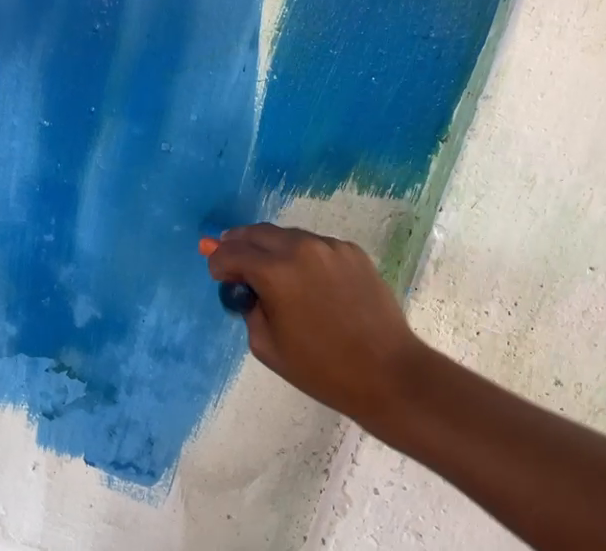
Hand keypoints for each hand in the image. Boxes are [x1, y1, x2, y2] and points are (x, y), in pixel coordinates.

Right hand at [202, 224, 423, 423]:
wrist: (388, 373)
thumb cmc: (322, 368)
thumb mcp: (268, 346)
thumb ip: (248, 309)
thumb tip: (246, 289)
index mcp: (275, 271)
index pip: (231, 252)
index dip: (217, 262)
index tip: (217, 275)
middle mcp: (300, 247)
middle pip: (257, 233)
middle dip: (239, 244)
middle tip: (230, 258)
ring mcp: (330, 246)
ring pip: (287, 236)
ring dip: (270, 248)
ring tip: (267, 269)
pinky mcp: (352, 252)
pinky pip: (315, 246)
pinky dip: (301, 256)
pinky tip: (306, 280)